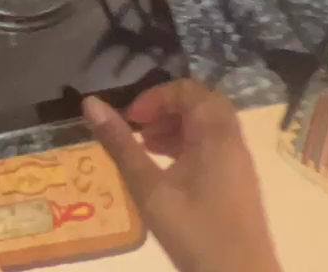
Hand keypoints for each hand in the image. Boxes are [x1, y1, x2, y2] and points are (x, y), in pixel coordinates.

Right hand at [83, 81, 280, 271]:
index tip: (133, 119)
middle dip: (165, 107)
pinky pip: (210, 146)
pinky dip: (184, 144)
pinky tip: (162, 167)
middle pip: (201, 104)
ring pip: (206, 126)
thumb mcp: (149, 189)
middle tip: (139, 125)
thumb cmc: (197, 236)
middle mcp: (232, 146)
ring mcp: (237, 167)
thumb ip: (120, 144)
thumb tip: (90, 102)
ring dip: (173, 125)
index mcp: (216, 139)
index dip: (156, 96)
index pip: (189, 91)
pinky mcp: (236, 186)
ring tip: (144, 145)